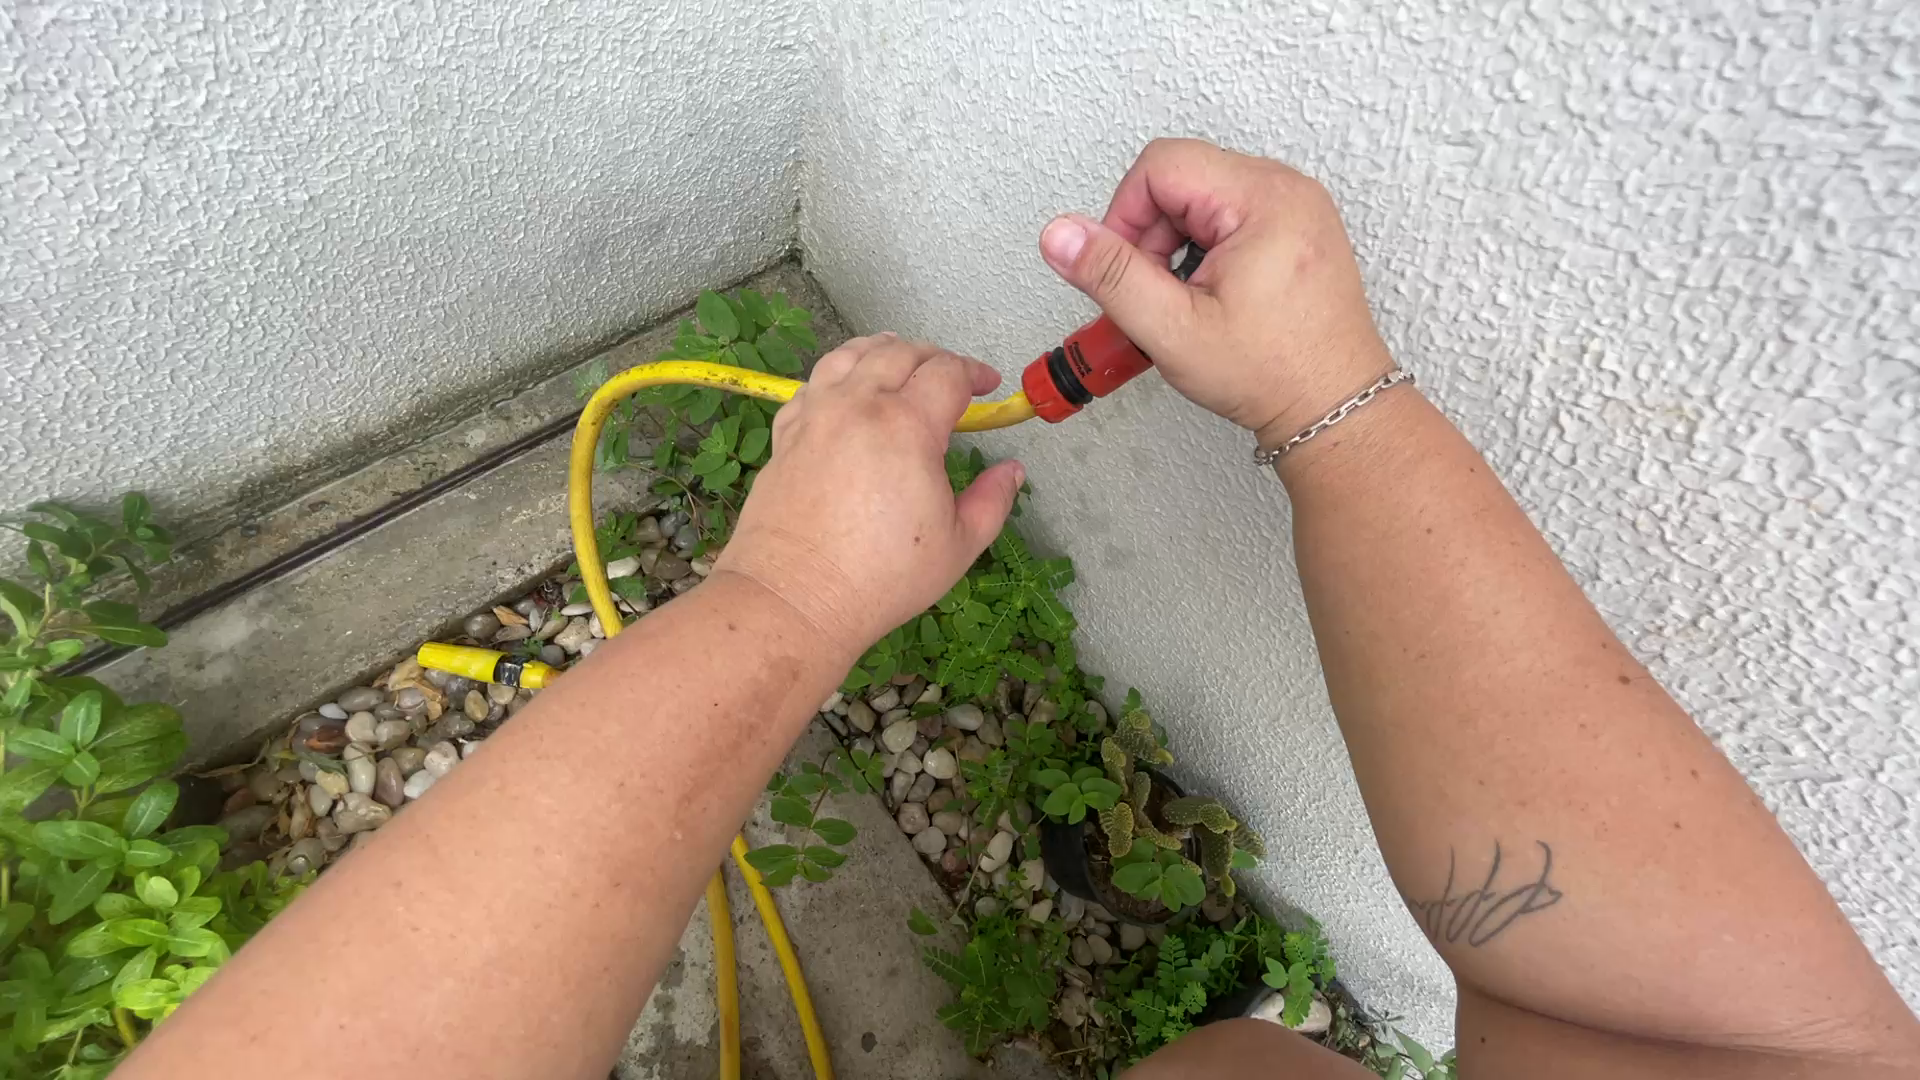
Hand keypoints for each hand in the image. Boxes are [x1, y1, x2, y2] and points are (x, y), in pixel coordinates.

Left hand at [714, 334, 1024, 658]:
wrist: (796, 598)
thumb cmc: (882, 578)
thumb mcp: (959, 546)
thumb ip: (993, 500)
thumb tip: (1012, 471)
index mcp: (907, 427)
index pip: (947, 373)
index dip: (975, 372)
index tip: (988, 386)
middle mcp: (858, 407)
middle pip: (899, 352)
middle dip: (933, 355)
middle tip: (951, 375)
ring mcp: (816, 416)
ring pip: (849, 354)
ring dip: (883, 350)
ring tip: (899, 360)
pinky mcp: (787, 435)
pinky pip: (813, 384)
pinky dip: (838, 374)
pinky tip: (846, 390)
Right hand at [1039, 138, 1396, 446]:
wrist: (1329, 405)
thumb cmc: (1269, 372)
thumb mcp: (1172, 328)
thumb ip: (1110, 276)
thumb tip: (1060, 234)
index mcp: (1261, 198)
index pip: (1159, 166)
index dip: (1122, 217)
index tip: (1126, 274)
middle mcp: (1285, 189)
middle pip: (1179, 180)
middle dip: (1148, 238)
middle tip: (1155, 297)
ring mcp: (1294, 208)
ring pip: (1200, 201)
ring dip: (1171, 249)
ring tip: (1184, 303)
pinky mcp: (1294, 230)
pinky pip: (1226, 220)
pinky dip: (1199, 256)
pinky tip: (1205, 299)